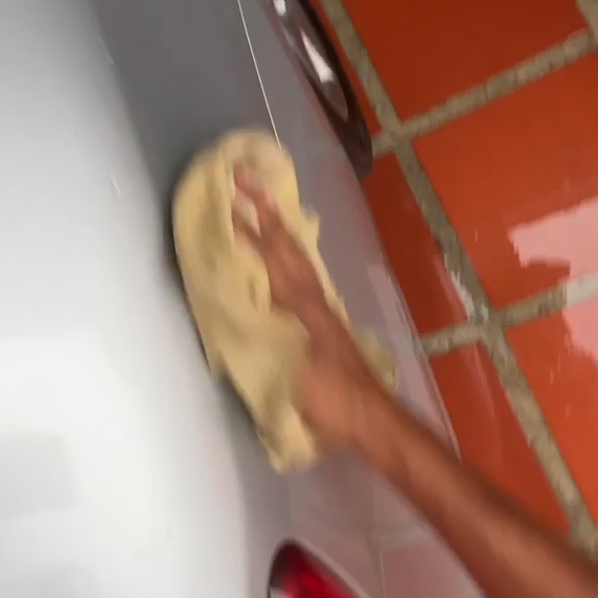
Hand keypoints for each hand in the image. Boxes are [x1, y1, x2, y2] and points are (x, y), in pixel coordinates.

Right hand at [233, 170, 394, 451]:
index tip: (228, 195)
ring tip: (264, 204)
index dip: (248, 225)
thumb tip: (234, 302)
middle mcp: (309, 295)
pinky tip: (285, 254)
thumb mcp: (290, 367)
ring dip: (278, 227)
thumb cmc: (327, 396)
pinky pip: (301, 271)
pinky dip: (289, 251)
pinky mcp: (323, 319)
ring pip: (297, 255)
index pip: (269, 254)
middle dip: (264, 210)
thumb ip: (264, 332)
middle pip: (285, 244)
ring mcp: (319, 306)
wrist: (369, 418)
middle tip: (246, 179)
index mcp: (298, 302)